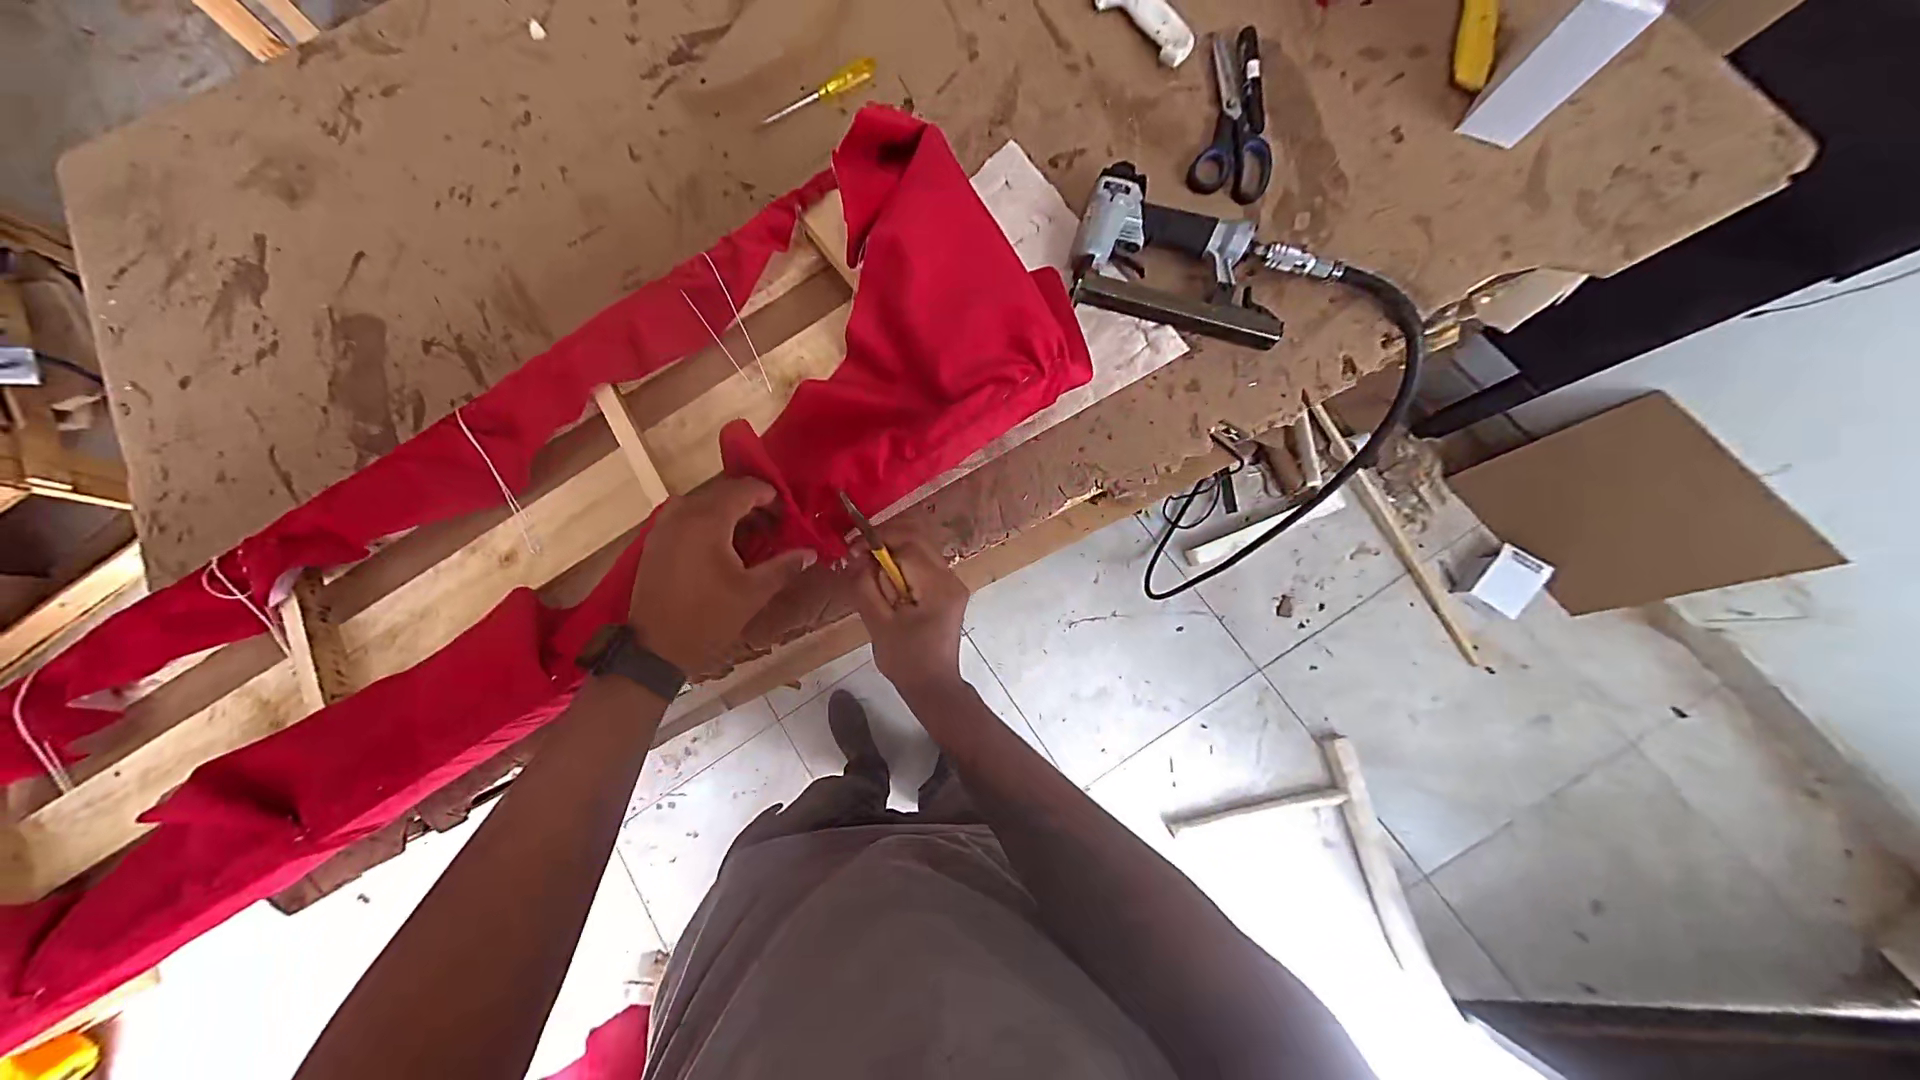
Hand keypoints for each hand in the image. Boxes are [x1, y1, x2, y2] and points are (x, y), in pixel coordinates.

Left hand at [630, 477, 814, 673]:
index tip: (787, 514)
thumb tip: (810, 552)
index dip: (770, 496)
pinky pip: (685, 515)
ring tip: (749, 534)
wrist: (656, 648)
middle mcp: (683, 513)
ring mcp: (664, 525)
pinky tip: (720, 544)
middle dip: (751, 503)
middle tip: (773, 525)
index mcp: (708, 520)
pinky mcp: (655, 540)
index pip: (745, 489)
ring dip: (728, 511)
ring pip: (703, 502)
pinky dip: (707, 520)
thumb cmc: (708, 618)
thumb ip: (783, 566)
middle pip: (723, 491)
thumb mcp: (753, 593)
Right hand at [844, 538, 969, 693]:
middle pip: (919, 538)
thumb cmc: (905, 660)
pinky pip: (923, 562)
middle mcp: (951, 578)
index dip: (878, 540)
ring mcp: (952, 582)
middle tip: (858, 552)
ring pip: (921, 546)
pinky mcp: (947, 589)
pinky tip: (883, 575)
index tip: (852, 550)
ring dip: (893, 548)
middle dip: (886, 538)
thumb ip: (865, 585)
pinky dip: (901, 561)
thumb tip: (854, 555)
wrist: (933, 685)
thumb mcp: (878, 623)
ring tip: (867, 563)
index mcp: (938, 587)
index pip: (909, 545)